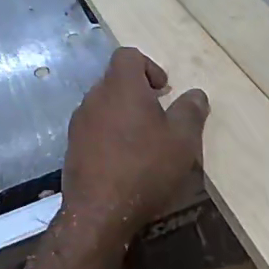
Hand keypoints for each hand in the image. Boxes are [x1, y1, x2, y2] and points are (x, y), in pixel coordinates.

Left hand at [59, 48, 209, 247]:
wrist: (98, 214)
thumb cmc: (145, 167)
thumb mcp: (183, 139)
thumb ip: (191, 110)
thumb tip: (196, 94)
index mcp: (121, 86)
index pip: (129, 55)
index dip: (149, 66)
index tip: (164, 91)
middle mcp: (95, 97)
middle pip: (116, 79)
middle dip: (139, 91)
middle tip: (160, 116)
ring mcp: (79, 123)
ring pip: (104, 105)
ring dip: (124, 114)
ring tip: (144, 141)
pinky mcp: (72, 148)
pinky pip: (94, 128)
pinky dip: (110, 135)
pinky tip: (125, 161)